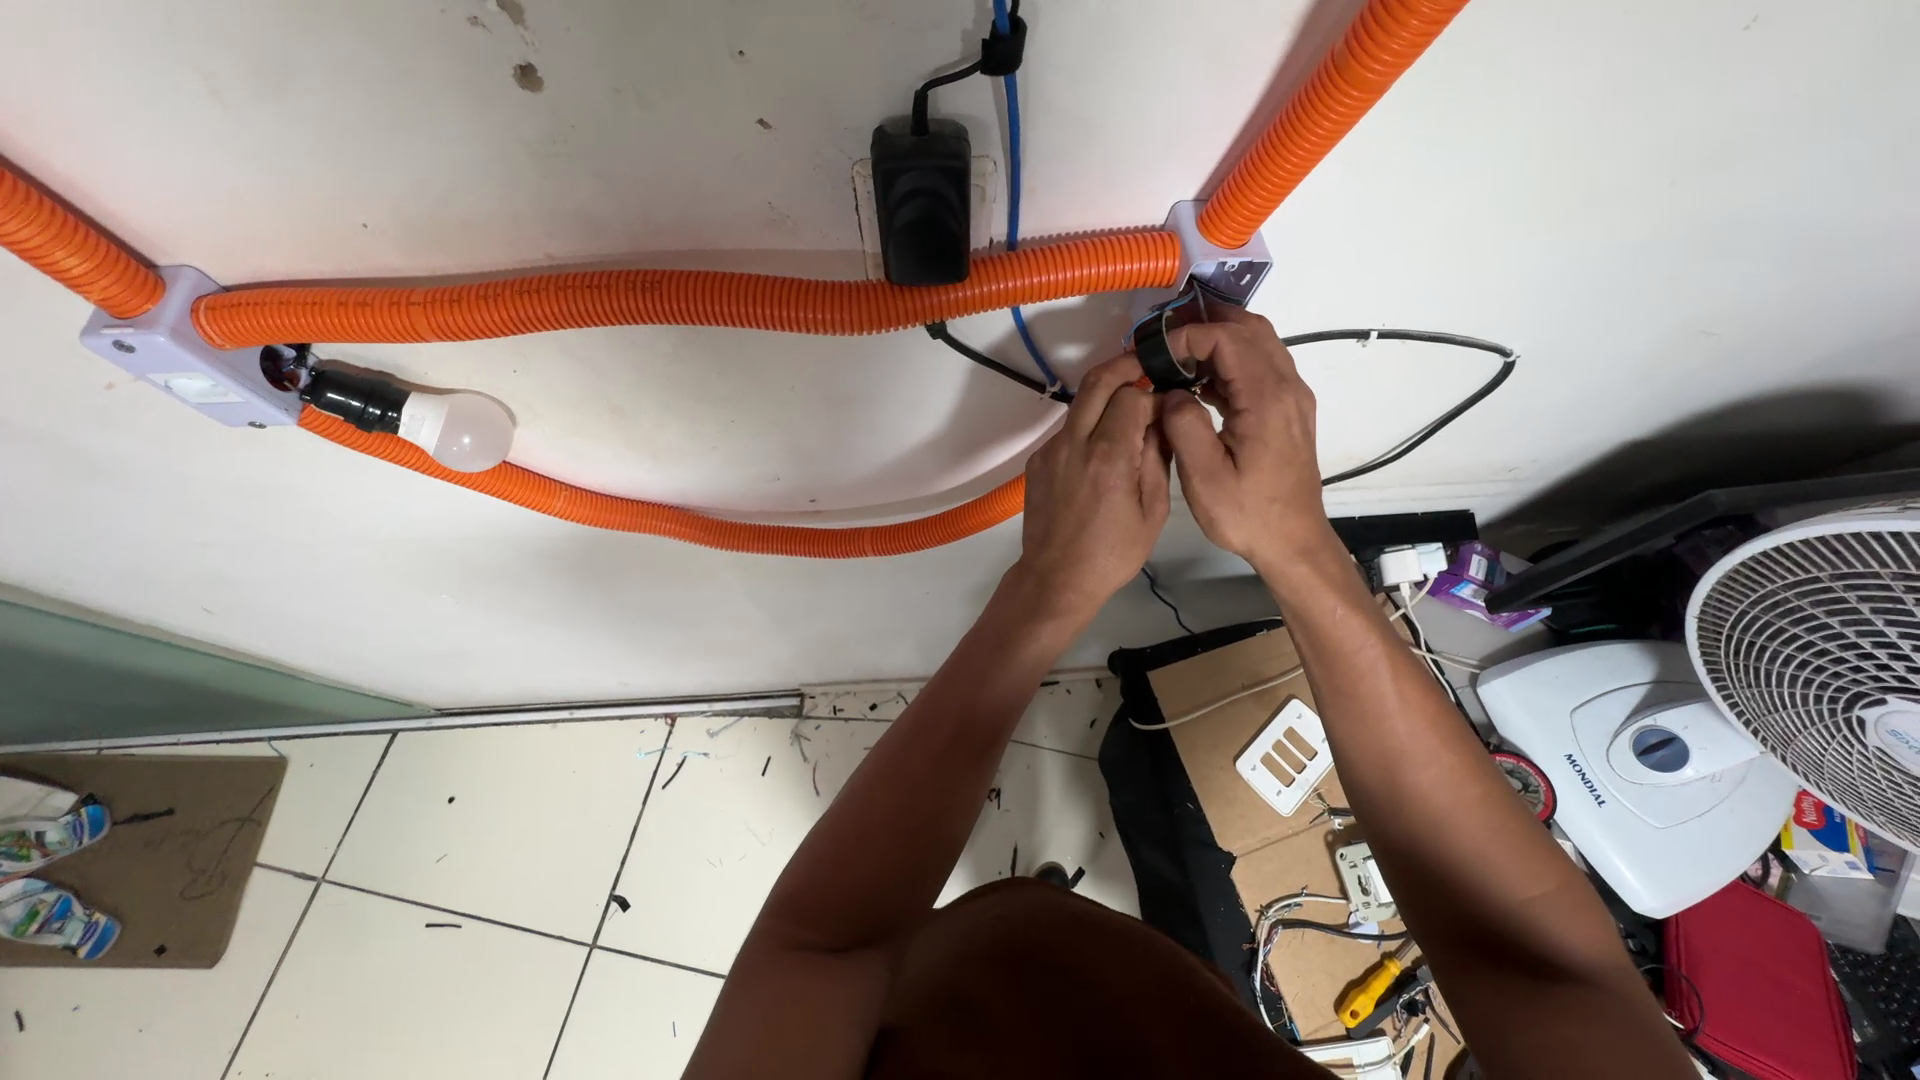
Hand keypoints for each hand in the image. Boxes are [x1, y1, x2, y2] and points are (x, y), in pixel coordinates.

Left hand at [1015, 355, 1170, 620]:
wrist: (1056, 578)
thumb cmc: (1112, 552)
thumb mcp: (1153, 511)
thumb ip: (1159, 457)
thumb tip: (1162, 419)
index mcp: (1109, 457)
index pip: (1131, 396)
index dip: (1151, 395)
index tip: (1165, 406)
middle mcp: (1074, 444)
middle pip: (1097, 381)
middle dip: (1124, 366)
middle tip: (1144, 366)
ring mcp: (1051, 451)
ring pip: (1079, 404)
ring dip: (1104, 398)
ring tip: (1128, 410)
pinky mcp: (1037, 461)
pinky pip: (1067, 430)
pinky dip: (1088, 427)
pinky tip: (1102, 450)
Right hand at [1157, 306, 1333, 568]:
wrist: (1292, 541)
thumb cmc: (1246, 514)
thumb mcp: (1203, 476)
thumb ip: (1183, 424)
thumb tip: (1171, 392)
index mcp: (1266, 398)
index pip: (1226, 337)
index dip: (1185, 336)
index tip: (1153, 356)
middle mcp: (1287, 387)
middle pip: (1248, 329)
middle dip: (1203, 326)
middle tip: (1161, 342)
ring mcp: (1293, 397)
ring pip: (1259, 343)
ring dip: (1218, 340)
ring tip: (1176, 358)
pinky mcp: (1290, 410)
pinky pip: (1262, 365)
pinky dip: (1230, 361)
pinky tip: (1199, 383)